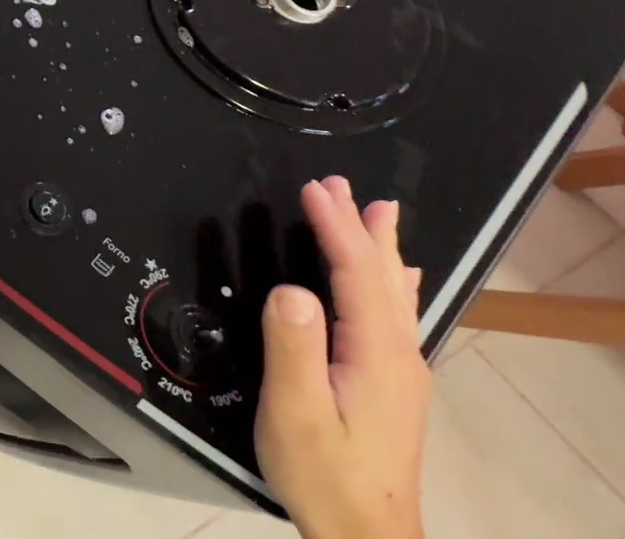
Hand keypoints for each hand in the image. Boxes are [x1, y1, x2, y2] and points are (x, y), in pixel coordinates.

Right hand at [256, 176, 430, 538]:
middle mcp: (398, 355)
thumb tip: (291, 291)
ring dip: (381, 249)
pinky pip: (394, 313)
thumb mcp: (295, 410)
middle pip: (382, 278)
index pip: (356, 276)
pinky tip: (397, 279)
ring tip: (379, 213)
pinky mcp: (391, 383)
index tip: (314, 190)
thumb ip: (294, 348)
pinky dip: (391, 283)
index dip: (336, 230)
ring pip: (393, 294)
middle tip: (343, 186)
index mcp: (375, 355)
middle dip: (361, 229)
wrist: (366, 533)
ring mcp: (399, 370)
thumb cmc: (323, 470)